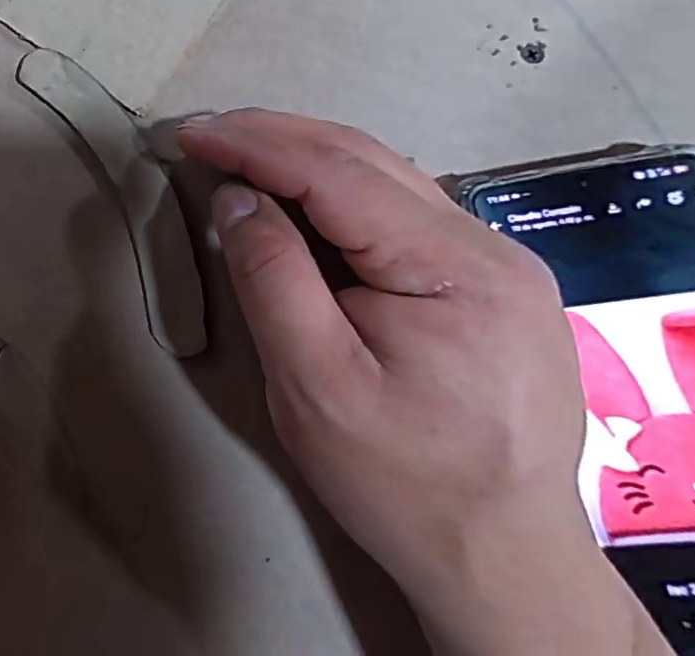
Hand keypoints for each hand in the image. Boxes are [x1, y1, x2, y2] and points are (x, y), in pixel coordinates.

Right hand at [178, 110, 668, 655]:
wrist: (504, 563)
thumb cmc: (401, 479)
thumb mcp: (312, 381)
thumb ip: (269, 276)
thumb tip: (236, 196)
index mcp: (455, 269)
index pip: (335, 174)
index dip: (254, 144)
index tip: (190, 134)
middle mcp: (488, 248)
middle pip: (365, 159)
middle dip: (275, 136)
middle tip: (205, 132)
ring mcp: (494, 262)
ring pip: (382, 177)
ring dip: (301, 155)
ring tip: (237, 152)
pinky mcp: (484, 281)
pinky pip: (394, 208)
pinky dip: (331, 187)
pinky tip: (294, 194)